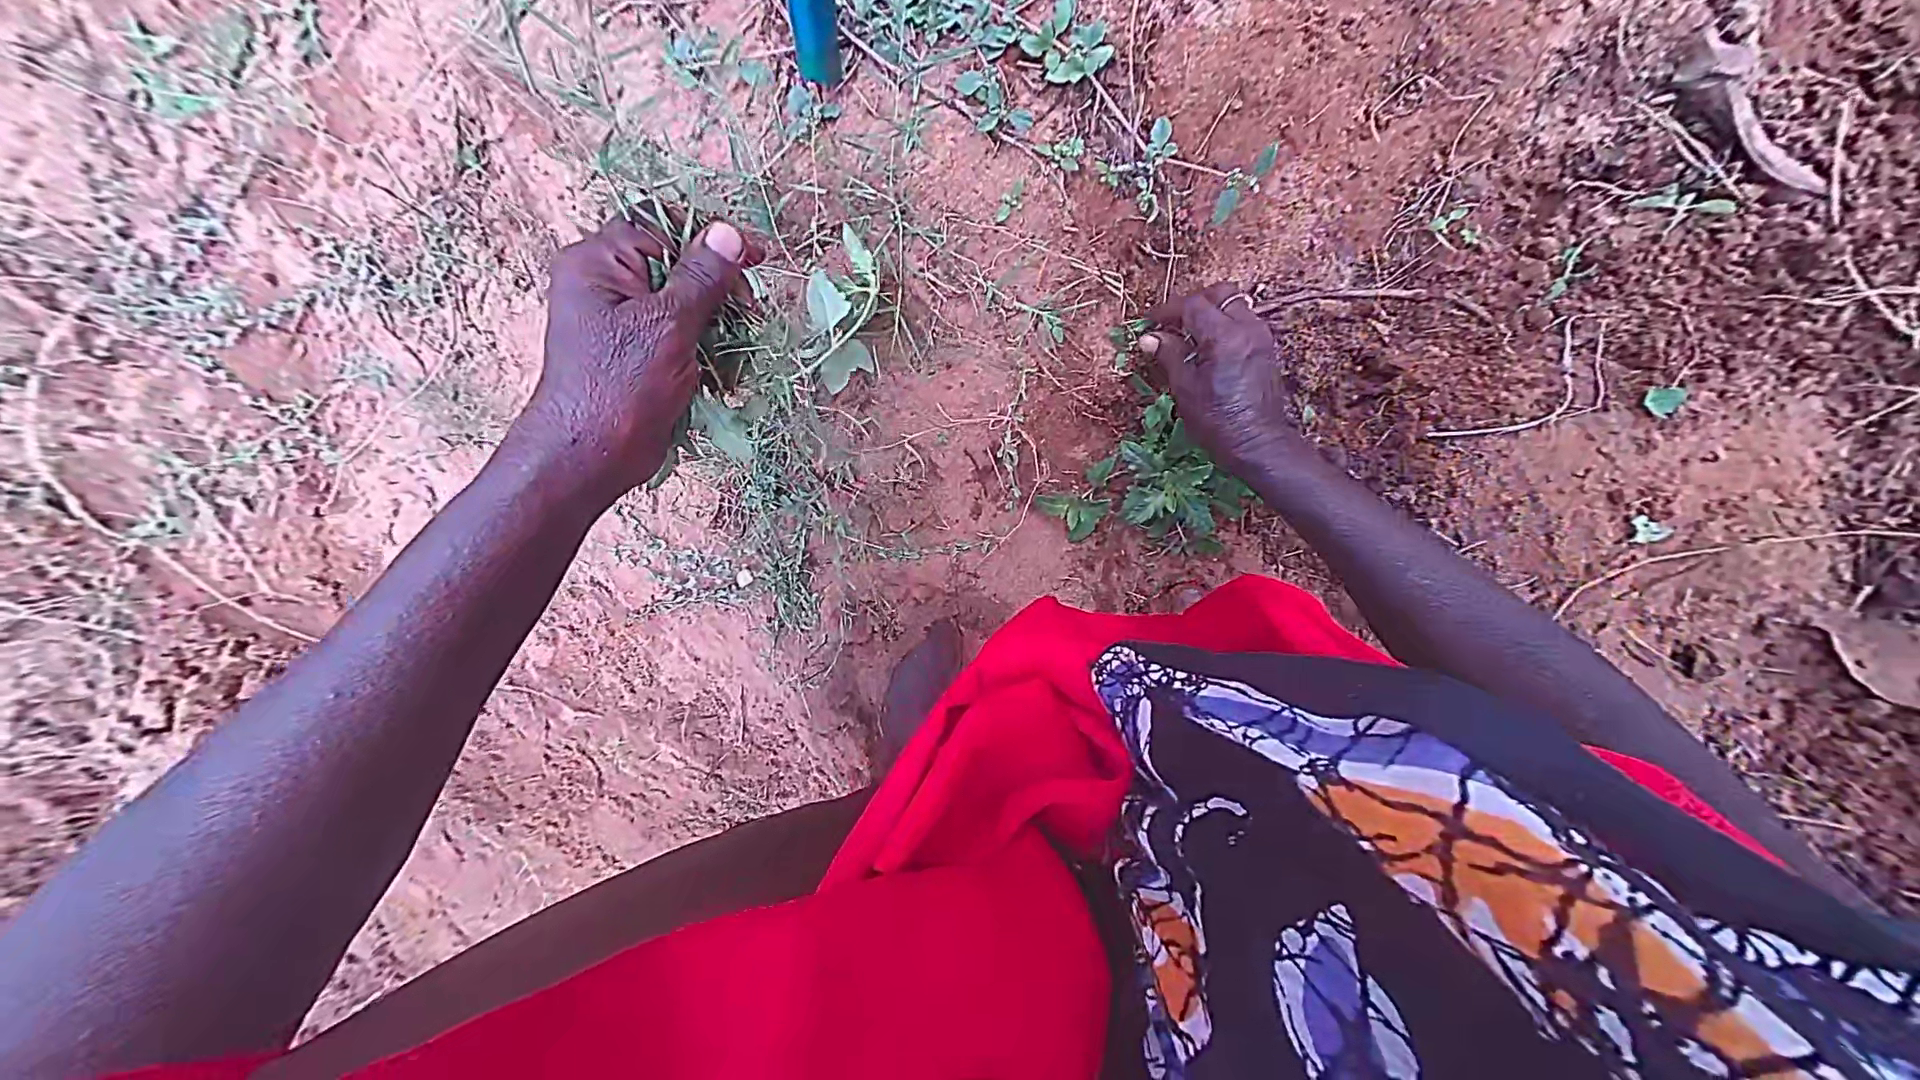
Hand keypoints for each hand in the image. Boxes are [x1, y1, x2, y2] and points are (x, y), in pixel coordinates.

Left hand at [512, 217, 756, 500]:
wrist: (593, 454)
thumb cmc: (619, 385)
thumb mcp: (667, 324)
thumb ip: (701, 278)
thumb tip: (728, 232)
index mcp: (599, 262)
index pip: (661, 225)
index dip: (710, 238)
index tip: (754, 258)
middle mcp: (608, 286)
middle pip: (678, 266)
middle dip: (719, 291)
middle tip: (749, 312)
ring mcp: (625, 323)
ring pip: (687, 306)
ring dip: (719, 327)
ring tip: (736, 353)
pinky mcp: (642, 355)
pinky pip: (683, 338)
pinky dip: (707, 352)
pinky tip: (722, 375)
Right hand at [1141, 283, 1307, 472]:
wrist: (1257, 443)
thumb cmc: (1217, 421)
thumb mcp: (1185, 388)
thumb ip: (1169, 355)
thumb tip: (1149, 338)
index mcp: (1224, 337)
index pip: (1193, 305)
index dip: (1167, 311)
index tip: (1149, 323)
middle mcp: (1247, 329)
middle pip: (1220, 294)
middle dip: (1193, 302)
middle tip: (1171, 322)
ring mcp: (1260, 338)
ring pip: (1234, 306)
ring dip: (1210, 313)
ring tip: (1188, 335)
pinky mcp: (1265, 350)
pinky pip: (1243, 322)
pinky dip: (1223, 325)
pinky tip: (1208, 348)